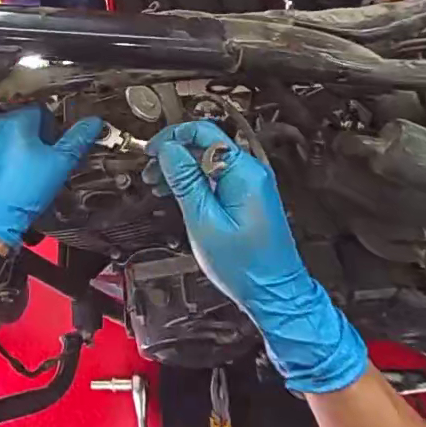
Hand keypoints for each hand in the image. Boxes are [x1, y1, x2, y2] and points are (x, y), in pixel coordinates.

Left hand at [0, 106, 103, 249]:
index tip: (55, 144)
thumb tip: (93, 122)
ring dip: (14, 143)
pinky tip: (7, 172)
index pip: (42, 110)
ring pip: (4, 132)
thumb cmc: (23, 191)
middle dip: (34, 135)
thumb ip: (77, 139)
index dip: (52, 127)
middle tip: (42, 158)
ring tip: (23, 167)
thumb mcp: (60, 164)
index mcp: (19, 121)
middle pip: (22, 119)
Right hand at [147, 121, 366, 392]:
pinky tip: (178, 194)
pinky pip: (218, 176)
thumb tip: (168, 149)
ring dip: (182, 168)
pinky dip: (196, 181)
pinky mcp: (248, 196)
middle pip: (207, 144)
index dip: (173, 137)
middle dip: (175, 153)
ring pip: (210, 160)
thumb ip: (185, 181)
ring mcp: (251, 183)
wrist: (274, 293)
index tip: (151, 151)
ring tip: (158, 184)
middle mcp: (251, 171)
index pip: (205, 133)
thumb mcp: (204, 222)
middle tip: (150, 171)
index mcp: (243, 172)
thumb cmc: (244, 266)